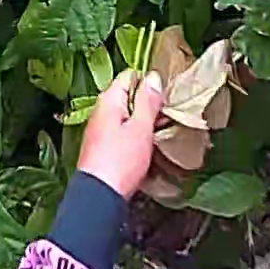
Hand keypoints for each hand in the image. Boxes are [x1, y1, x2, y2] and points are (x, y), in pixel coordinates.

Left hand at [76, 70, 163, 198]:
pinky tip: (148, 142)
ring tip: (164, 127)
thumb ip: (147, 102)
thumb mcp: (140, 128)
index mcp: (109, 100)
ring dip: (144, 118)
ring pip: (127, 112)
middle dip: (148, 101)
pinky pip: (123, 128)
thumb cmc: (121, 160)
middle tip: (169, 112)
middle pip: (128, 94)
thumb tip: (153, 77)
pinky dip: (136, 131)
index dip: (149, 81)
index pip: (129, 76)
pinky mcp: (104, 142)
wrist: (100, 192)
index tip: (167, 93)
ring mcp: (101, 126)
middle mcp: (102, 109)